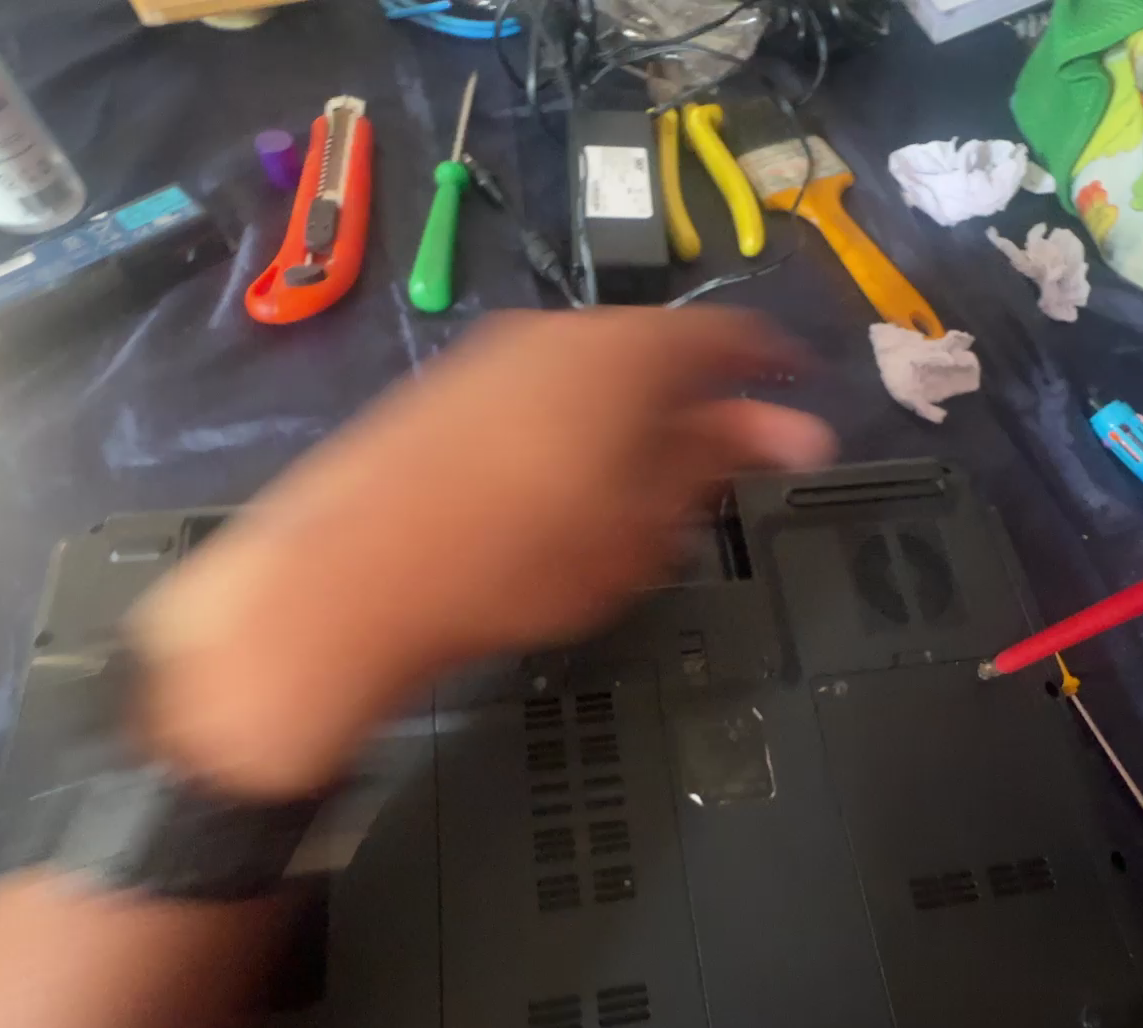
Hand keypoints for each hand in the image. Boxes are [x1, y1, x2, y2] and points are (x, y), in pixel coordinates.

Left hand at [127, 307, 835, 797]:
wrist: (352, 578)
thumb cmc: (518, 559)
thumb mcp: (638, 525)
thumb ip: (713, 463)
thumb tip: (786, 429)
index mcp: (626, 355)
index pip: (727, 338)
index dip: (768, 363)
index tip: (790, 391)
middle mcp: (560, 333)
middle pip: (655, 356)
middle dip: (693, 408)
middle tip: (714, 473)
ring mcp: (496, 355)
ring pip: (594, 378)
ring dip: (631, 423)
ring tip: (635, 499)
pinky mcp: (448, 388)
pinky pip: (540, 394)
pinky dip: (573, 429)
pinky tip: (561, 491)